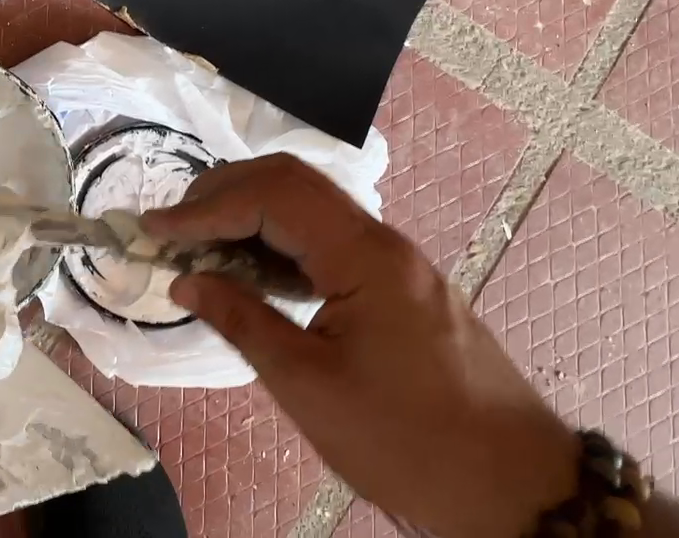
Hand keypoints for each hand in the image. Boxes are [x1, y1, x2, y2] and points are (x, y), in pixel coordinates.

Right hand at [142, 154, 578, 537]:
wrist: (524, 496)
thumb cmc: (408, 442)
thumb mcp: (309, 386)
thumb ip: (240, 319)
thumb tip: (185, 281)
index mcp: (364, 257)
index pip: (268, 198)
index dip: (203, 208)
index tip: (154, 231)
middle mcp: (382, 242)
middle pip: (289, 181)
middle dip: (222, 194)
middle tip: (175, 227)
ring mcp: (393, 261)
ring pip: (307, 204)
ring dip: (247, 212)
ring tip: (200, 243)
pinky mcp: (396, 285)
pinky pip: (324, 237)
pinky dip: (275, 239)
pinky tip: (250, 269)